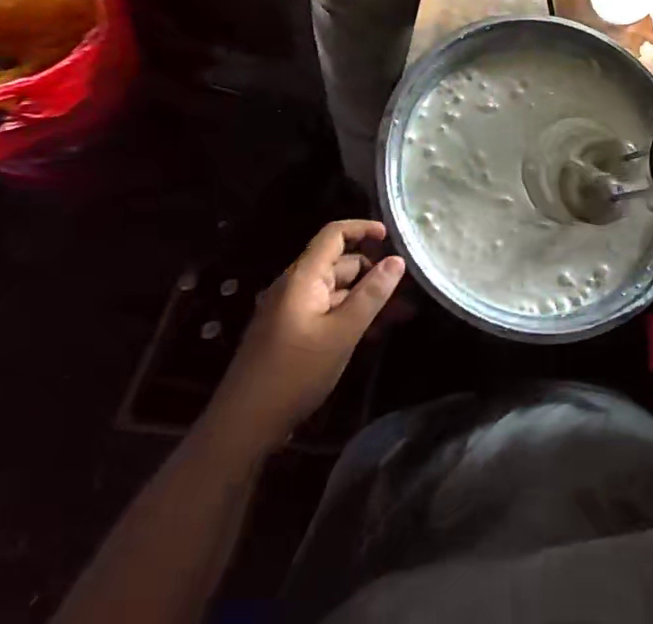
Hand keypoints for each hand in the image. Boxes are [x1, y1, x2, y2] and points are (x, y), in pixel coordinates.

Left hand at [201, 220, 405, 454]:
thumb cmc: (295, 373)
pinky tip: (374, 332)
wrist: (245, 424)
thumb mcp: (342, 333)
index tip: (393, 238)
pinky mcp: (291, 332)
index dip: (363, 229)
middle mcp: (294, 287)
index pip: (333, 235)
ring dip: (367, 297)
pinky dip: (351, 314)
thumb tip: (397, 260)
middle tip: (408, 290)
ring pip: (337, 290)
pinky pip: (327, 310)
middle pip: (339, 263)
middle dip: (374, 272)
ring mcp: (291, 310)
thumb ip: (371, 295)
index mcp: (302, 279)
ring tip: (401, 314)